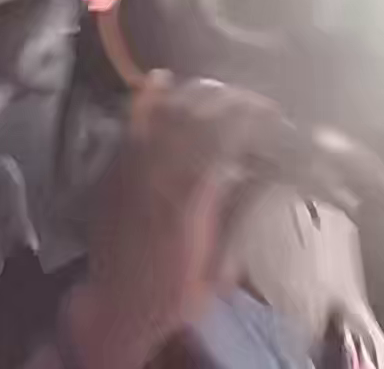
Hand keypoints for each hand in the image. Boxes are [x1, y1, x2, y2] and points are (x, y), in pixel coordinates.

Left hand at [64, 73, 275, 368]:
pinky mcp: (117, 164)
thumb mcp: (216, 265)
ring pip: (167, 114)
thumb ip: (231, 215)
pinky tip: (161, 77)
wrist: (116, 306)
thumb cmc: (173, 292)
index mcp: (191, 197)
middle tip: (251, 97)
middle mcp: (161, 171)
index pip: (222, 138)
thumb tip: (249, 174)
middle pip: (196, 118)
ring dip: (196, 95)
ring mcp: (135, 163)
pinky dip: (148, 97)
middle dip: (227, 100)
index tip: (267, 109)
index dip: (246, 116)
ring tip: (219, 88)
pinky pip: (133, 121)